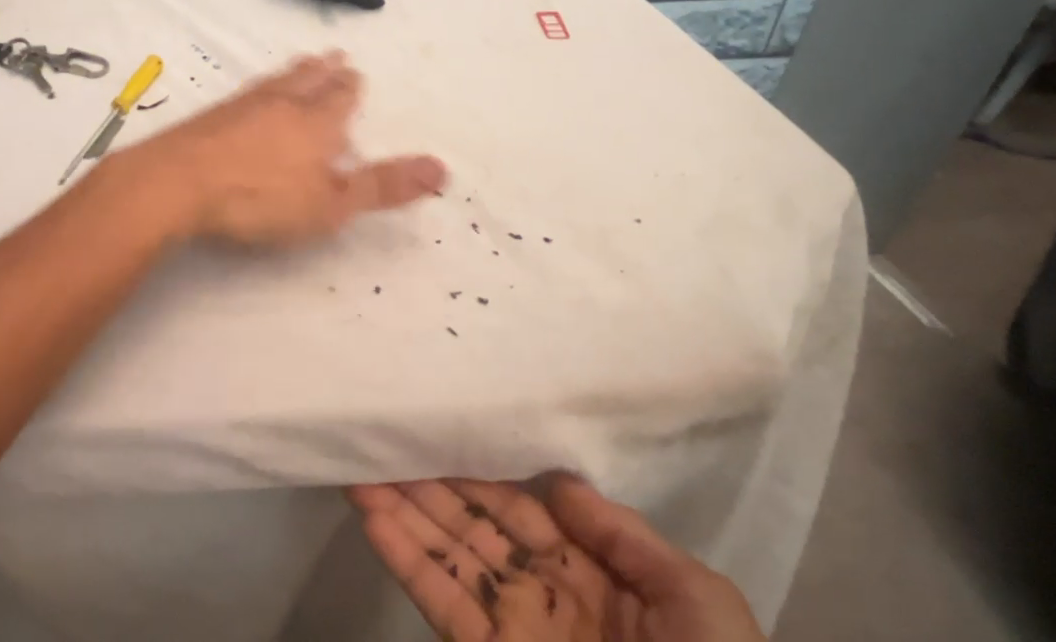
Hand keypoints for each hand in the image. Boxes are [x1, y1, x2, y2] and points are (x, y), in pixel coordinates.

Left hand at [112, 51, 445, 244]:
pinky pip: (243, 94)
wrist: (175, 184)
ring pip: (275, 83)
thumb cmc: (260, 199)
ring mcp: (240, 107)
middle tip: (334, 56)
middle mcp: (281, 105)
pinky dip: (256, 89)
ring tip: (300, 64)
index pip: (341, 98)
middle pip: (308, 81)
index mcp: (317, 123)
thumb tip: (442, 168)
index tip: (356, 74)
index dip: (350, 89)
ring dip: (292, 73)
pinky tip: (247, 95)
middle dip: (324, 71)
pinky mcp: (207, 118)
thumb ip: (382, 186)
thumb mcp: (331, 204)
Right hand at [348, 476, 765, 641]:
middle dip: (430, 488)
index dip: (482, 473)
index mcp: (596, 575)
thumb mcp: (697, 599)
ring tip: (359, 473)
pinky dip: (404, 561)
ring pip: (448, 560)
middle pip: (477, 528)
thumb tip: (556, 481)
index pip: (526, 510)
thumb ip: (624, 537)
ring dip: (403, 516)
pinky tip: (373, 519)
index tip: (440, 433)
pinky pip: (441, 603)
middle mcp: (545, 593)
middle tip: (381, 443)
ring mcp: (513, 627)